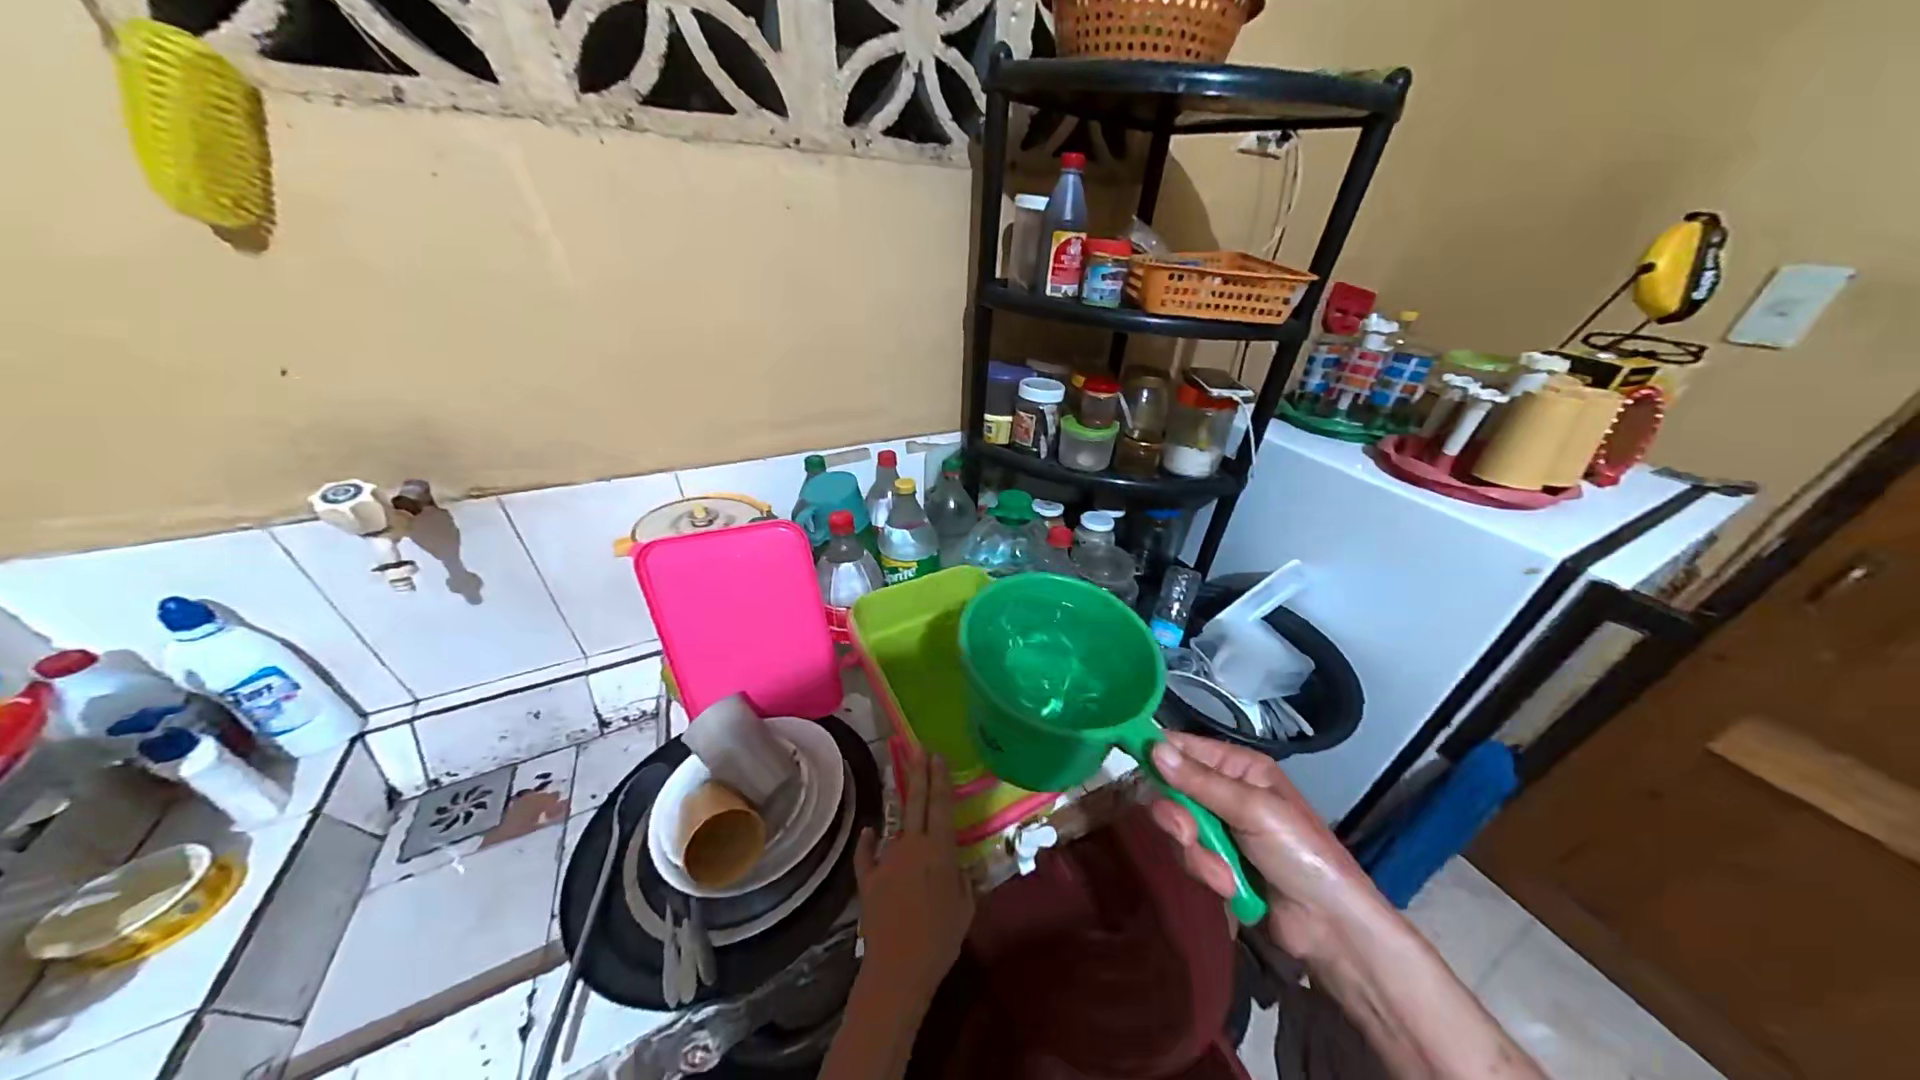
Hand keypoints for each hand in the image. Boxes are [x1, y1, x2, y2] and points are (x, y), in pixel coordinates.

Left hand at [854, 743, 973, 1005]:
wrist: (898, 967)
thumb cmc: (941, 938)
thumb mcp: (965, 907)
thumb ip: (963, 879)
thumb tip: (958, 863)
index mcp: (939, 850)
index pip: (941, 806)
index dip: (940, 779)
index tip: (938, 755)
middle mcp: (912, 846)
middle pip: (917, 803)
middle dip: (919, 774)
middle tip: (919, 748)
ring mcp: (886, 860)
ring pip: (895, 826)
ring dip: (901, 805)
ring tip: (905, 785)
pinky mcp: (868, 878)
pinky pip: (867, 855)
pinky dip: (868, 843)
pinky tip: (868, 832)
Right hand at [1147, 732, 1378, 960]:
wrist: (1331, 928)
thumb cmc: (1302, 854)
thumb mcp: (1253, 811)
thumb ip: (1200, 782)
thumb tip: (1152, 748)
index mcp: (1239, 767)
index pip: (1183, 747)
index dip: (1156, 755)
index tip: (1132, 767)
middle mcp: (1224, 790)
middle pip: (1171, 788)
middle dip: (1178, 816)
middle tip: (1188, 834)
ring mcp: (1219, 827)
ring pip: (1176, 825)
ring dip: (1196, 852)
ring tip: (1223, 874)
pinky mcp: (1216, 861)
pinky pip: (1188, 856)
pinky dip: (1206, 872)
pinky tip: (1230, 887)